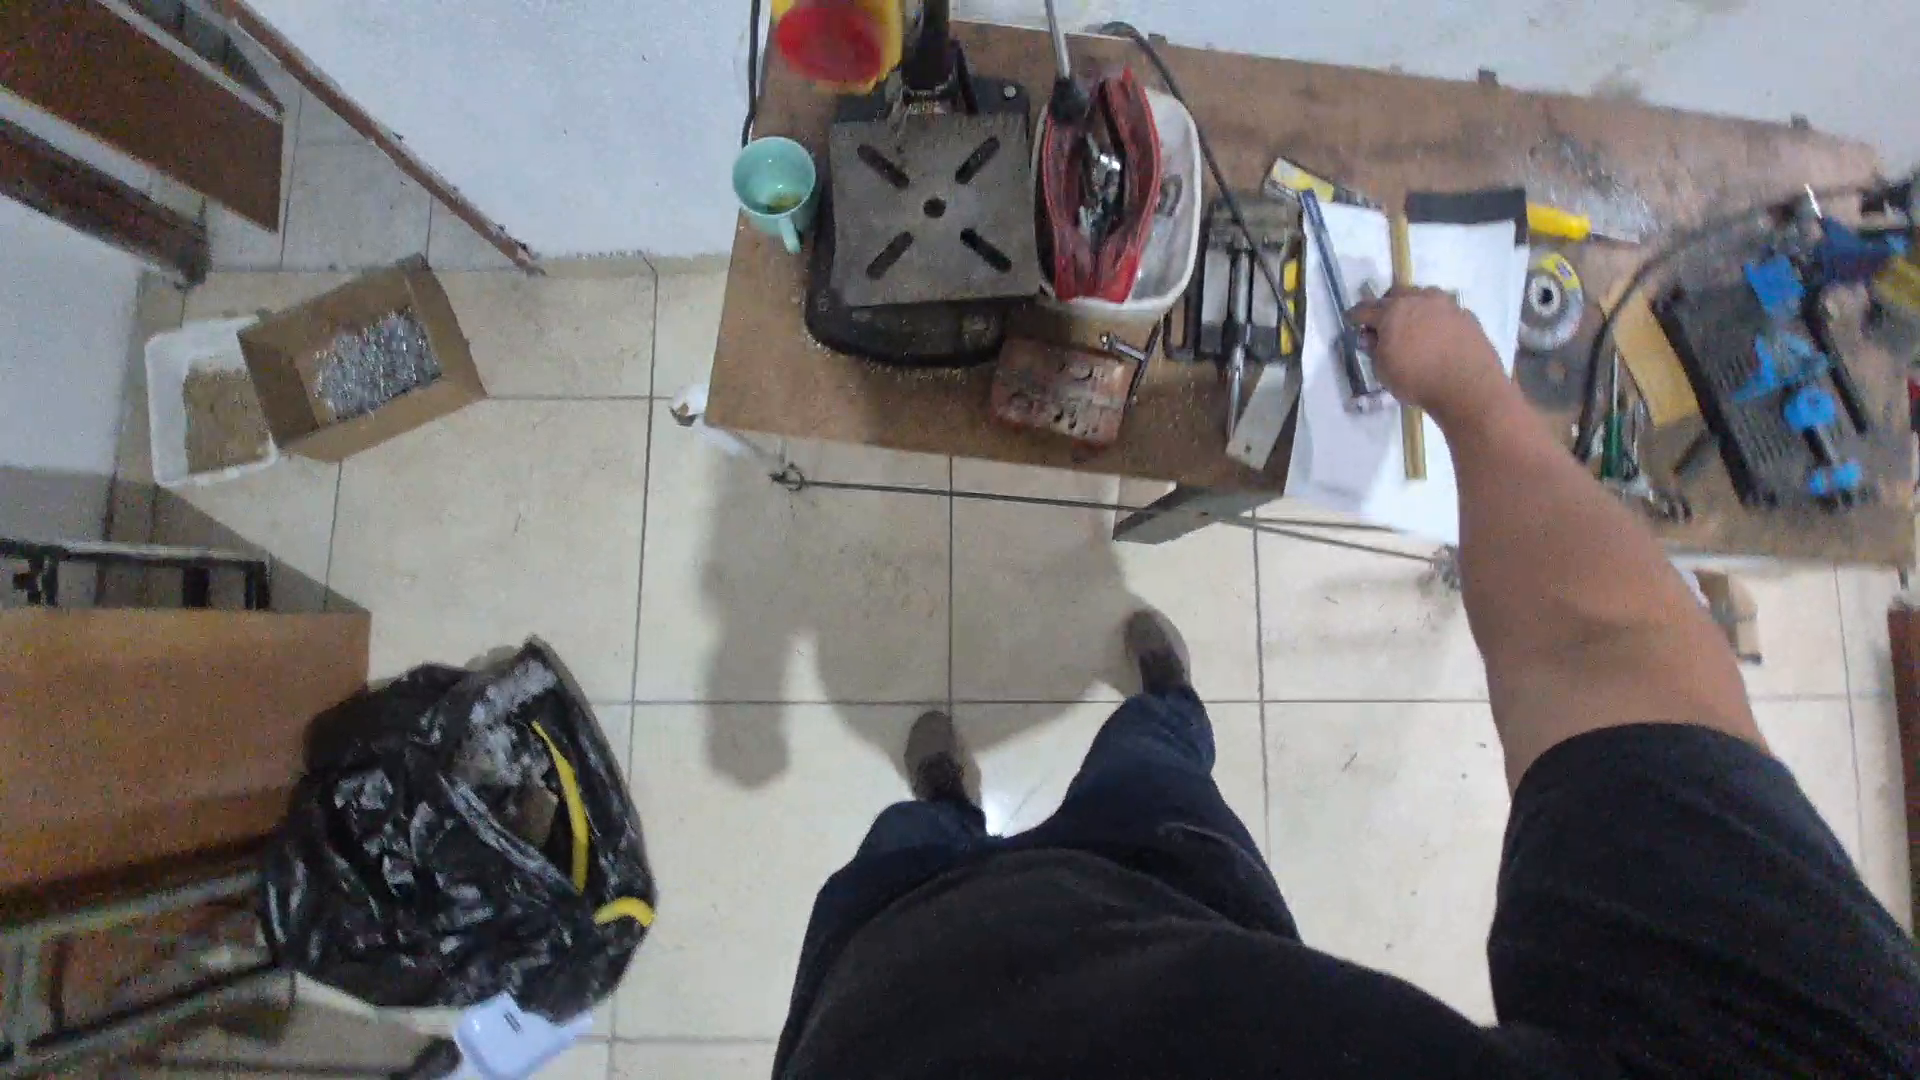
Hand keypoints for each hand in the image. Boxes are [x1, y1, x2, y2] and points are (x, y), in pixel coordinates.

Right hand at [1346, 287, 1509, 424]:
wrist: (1467, 385)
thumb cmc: (1416, 379)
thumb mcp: (1382, 369)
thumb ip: (1373, 348)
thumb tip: (1371, 336)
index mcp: (1393, 311)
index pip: (1365, 309)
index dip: (1354, 316)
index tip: (1350, 321)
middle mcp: (1419, 300)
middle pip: (1395, 294)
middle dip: (1384, 306)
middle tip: (1382, 324)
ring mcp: (1446, 305)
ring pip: (1422, 296)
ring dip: (1412, 306)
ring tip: (1411, 326)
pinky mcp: (1466, 314)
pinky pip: (1443, 310)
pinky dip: (1433, 318)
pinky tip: (1434, 335)